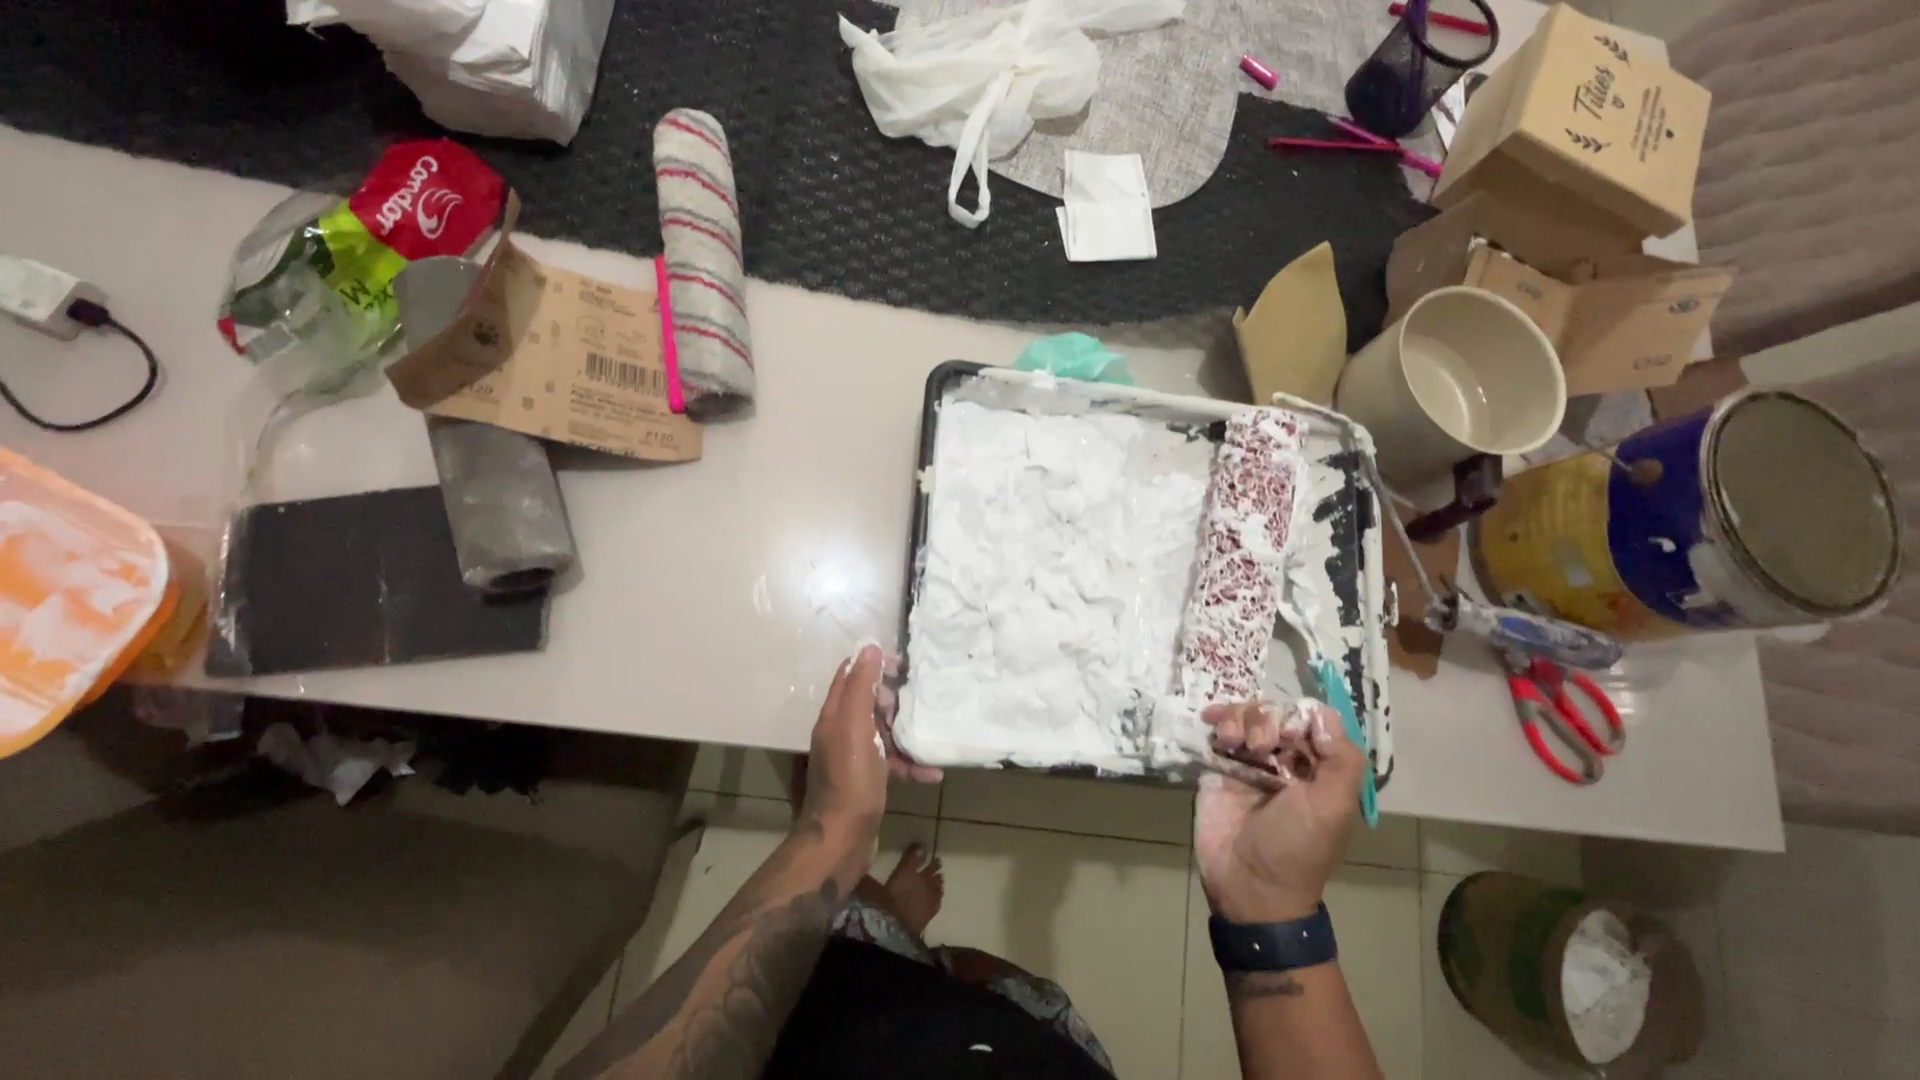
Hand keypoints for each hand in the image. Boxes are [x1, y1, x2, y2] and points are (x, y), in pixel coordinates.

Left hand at [797, 646, 944, 843]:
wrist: (842, 838)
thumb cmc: (850, 780)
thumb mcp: (855, 728)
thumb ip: (860, 688)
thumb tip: (868, 648)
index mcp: (834, 716)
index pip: (850, 675)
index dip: (874, 664)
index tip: (904, 664)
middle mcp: (841, 732)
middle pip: (869, 702)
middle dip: (894, 698)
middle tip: (920, 698)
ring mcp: (854, 758)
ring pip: (883, 733)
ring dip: (906, 731)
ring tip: (931, 729)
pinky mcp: (868, 780)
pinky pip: (892, 763)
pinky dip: (911, 764)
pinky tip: (933, 772)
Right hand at [1193, 701, 1364, 922]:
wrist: (1249, 885)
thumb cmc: (1297, 848)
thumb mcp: (1332, 807)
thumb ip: (1342, 760)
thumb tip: (1323, 715)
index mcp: (1318, 769)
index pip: (1311, 720)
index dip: (1298, 717)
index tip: (1289, 735)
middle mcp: (1285, 761)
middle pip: (1275, 714)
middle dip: (1265, 718)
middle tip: (1259, 745)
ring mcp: (1249, 764)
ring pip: (1246, 717)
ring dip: (1239, 718)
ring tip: (1232, 742)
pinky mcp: (1218, 770)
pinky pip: (1218, 733)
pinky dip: (1217, 721)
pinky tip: (1211, 722)